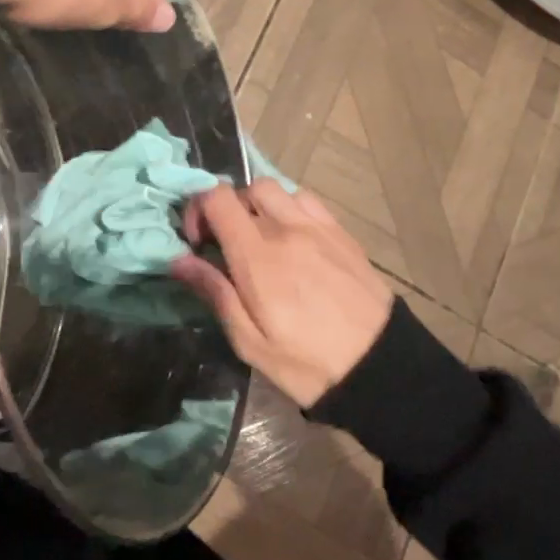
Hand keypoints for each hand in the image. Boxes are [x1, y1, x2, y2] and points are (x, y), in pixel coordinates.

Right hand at [173, 181, 395, 407]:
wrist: (381, 370)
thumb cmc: (307, 363)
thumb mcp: (250, 342)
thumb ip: (215, 293)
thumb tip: (179, 260)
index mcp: (258, 257)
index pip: (217, 198)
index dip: (197, 209)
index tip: (197, 242)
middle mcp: (287, 230)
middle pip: (246, 189)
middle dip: (227, 209)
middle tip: (226, 243)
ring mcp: (319, 228)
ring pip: (277, 190)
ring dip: (259, 206)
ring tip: (259, 238)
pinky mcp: (342, 234)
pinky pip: (307, 201)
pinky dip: (289, 208)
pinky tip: (292, 238)